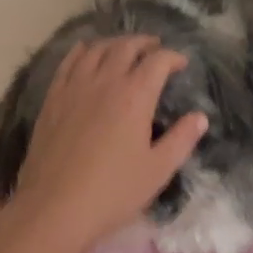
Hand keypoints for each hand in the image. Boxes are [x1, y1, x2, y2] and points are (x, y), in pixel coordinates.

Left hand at [6, 36, 207, 249]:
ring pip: (97, 49)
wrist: (53, 209)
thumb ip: (181, 140)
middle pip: (127, 46)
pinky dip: (82, 51)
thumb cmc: (112, 192)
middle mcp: (106, 81)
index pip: (158, 61)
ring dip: (115, 43)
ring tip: (124, 49)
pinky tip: (86, 54)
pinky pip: (68, 62)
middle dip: (145, 43)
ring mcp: (75, 87)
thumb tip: (200, 117)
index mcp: (135, 95)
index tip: (181, 64)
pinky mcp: (53, 98)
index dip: (173, 57)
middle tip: (155, 49)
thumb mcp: (157, 171)